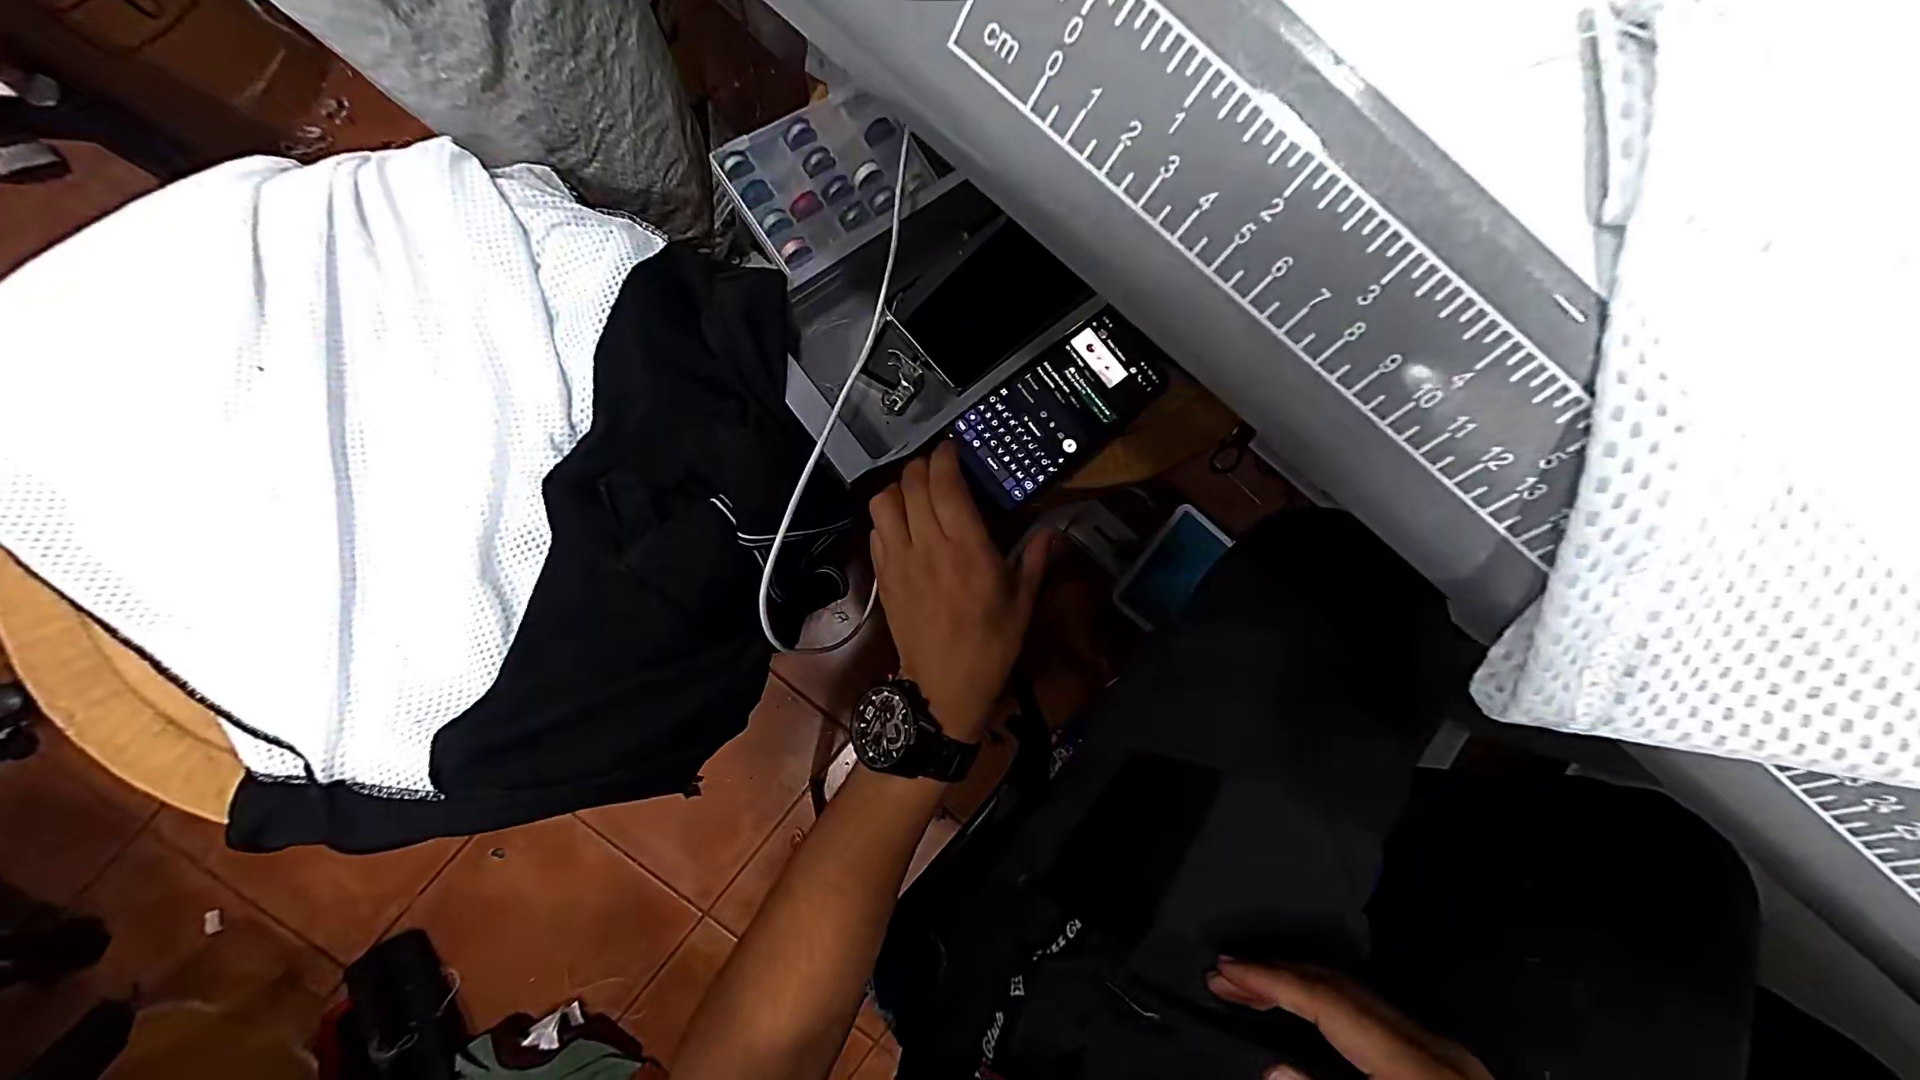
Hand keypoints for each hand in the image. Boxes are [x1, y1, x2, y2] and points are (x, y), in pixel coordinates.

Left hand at [867, 441, 1053, 742]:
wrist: (943, 686)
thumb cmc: (989, 645)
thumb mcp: (1022, 602)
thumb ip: (1036, 559)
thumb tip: (1053, 532)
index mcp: (967, 547)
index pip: (945, 484)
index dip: (945, 457)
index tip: (952, 450)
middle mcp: (928, 545)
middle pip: (911, 484)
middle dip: (923, 466)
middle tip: (938, 469)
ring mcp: (899, 559)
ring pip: (884, 502)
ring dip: (898, 488)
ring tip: (916, 494)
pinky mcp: (884, 576)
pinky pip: (876, 530)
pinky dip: (886, 517)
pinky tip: (903, 526)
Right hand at [1207, 960, 1493, 1079]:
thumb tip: (1274, 1068)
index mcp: (1417, 1066)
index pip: (1329, 1003)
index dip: (1271, 982)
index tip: (1224, 971)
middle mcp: (1431, 1045)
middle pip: (1339, 987)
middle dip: (1275, 973)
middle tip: (1223, 973)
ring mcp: (1442, 1051)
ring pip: (1354, 994)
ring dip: (1296, 983)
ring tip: (1248, 986)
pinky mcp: (1443, 1062)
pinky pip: (1369, 1013)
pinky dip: (1325, 1002)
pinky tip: (1301, 1008)